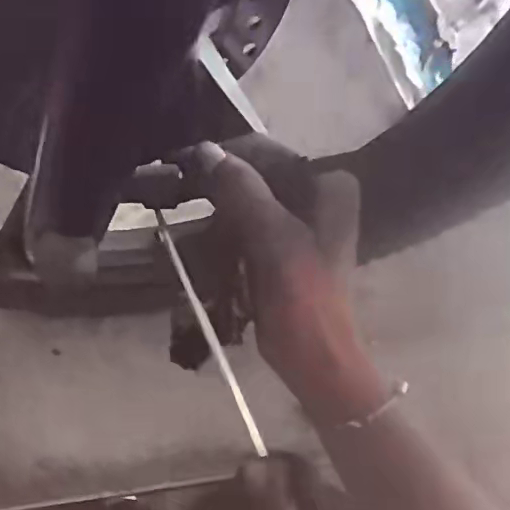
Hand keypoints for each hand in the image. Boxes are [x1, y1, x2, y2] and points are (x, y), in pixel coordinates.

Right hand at [183, 137, 386, 423]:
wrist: (316, 358)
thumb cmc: (304, 299)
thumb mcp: (274, 239)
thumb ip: (243, 191)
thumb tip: (206, 151)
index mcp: (329, 185)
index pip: (270, 153)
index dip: (227, 157)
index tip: (184, 165)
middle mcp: (320, 197)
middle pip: (259, 178)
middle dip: (222, 189)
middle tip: (181, 193)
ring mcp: (303, 225)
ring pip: (251, 203)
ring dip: (221, 215)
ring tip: (190, 219)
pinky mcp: (286, 251)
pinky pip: (251, 229)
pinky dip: (229, 236)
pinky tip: (209, 244)